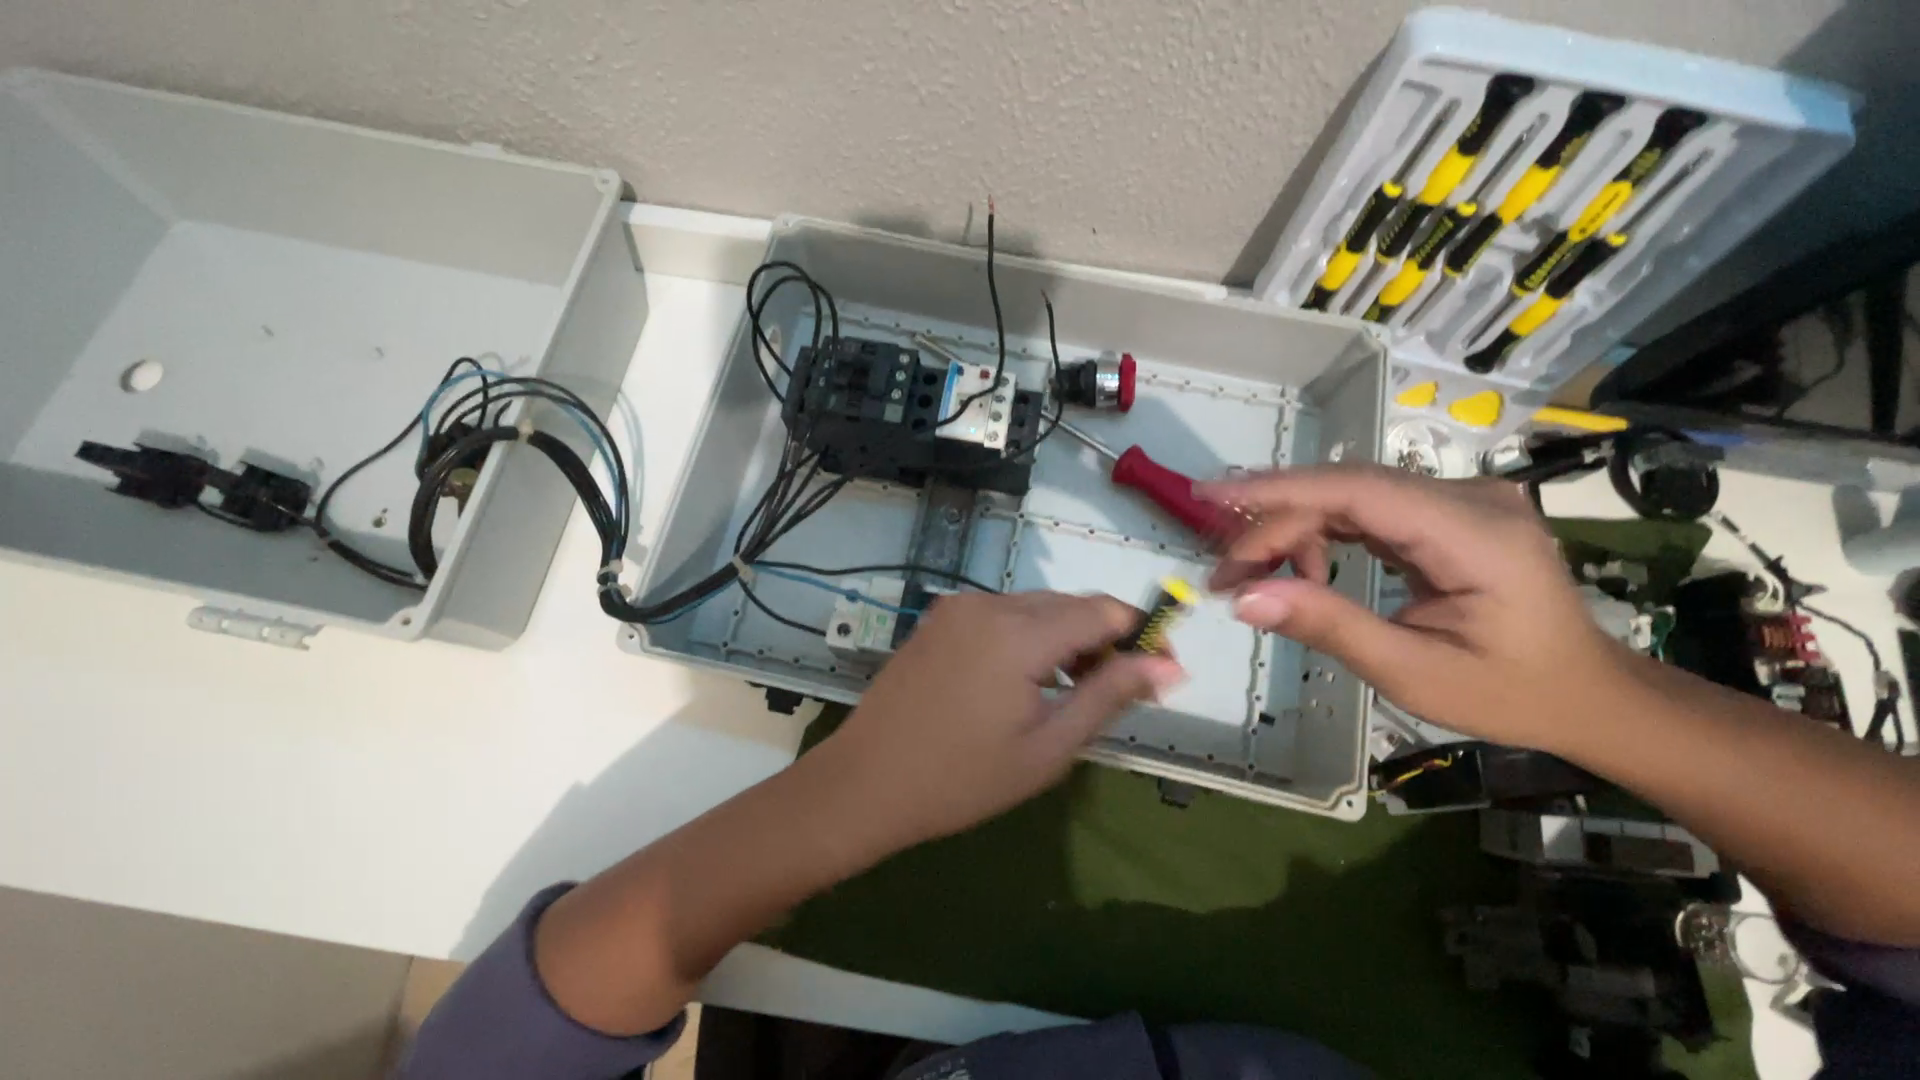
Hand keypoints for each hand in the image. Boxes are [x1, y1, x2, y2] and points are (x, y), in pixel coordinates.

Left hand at [811, 591, 1183, 846]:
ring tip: (1067, 694)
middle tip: (1112, 694)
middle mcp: (990, 604)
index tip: (1159, 673)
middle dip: (1103, 640)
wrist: (865, 782)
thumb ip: (1109, 696)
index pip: (1104, 610)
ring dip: (1065, 638)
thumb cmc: (962, 779)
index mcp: (1019, 633)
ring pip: (1036, 607)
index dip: (1140, 635)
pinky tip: (1023, 682)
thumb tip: (1169, 666)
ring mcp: (958, 608)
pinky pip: (1002, 614)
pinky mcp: (939, 619)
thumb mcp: (1047, 747)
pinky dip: (1027, 637)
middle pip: (1070, 605)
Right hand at [1203, 465, 1624, 752]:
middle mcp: (1470, 498)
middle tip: (1223, 576)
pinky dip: (1322, 535)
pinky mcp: (1447, 513)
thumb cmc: (1510, 693)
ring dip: (1293, 531)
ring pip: (1350, 497)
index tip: (1210, 495)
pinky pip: (1367, 510)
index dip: (1278, 490)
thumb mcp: (1415, 674)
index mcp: (1476, 533)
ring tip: (1250, 577)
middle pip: (1346, 491)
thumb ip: (1330, 628)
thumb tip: (1244, 599)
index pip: (1358, 491)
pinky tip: (1301, 571)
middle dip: (1274, 526)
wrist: (1587, 693)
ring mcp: (1460, 500)